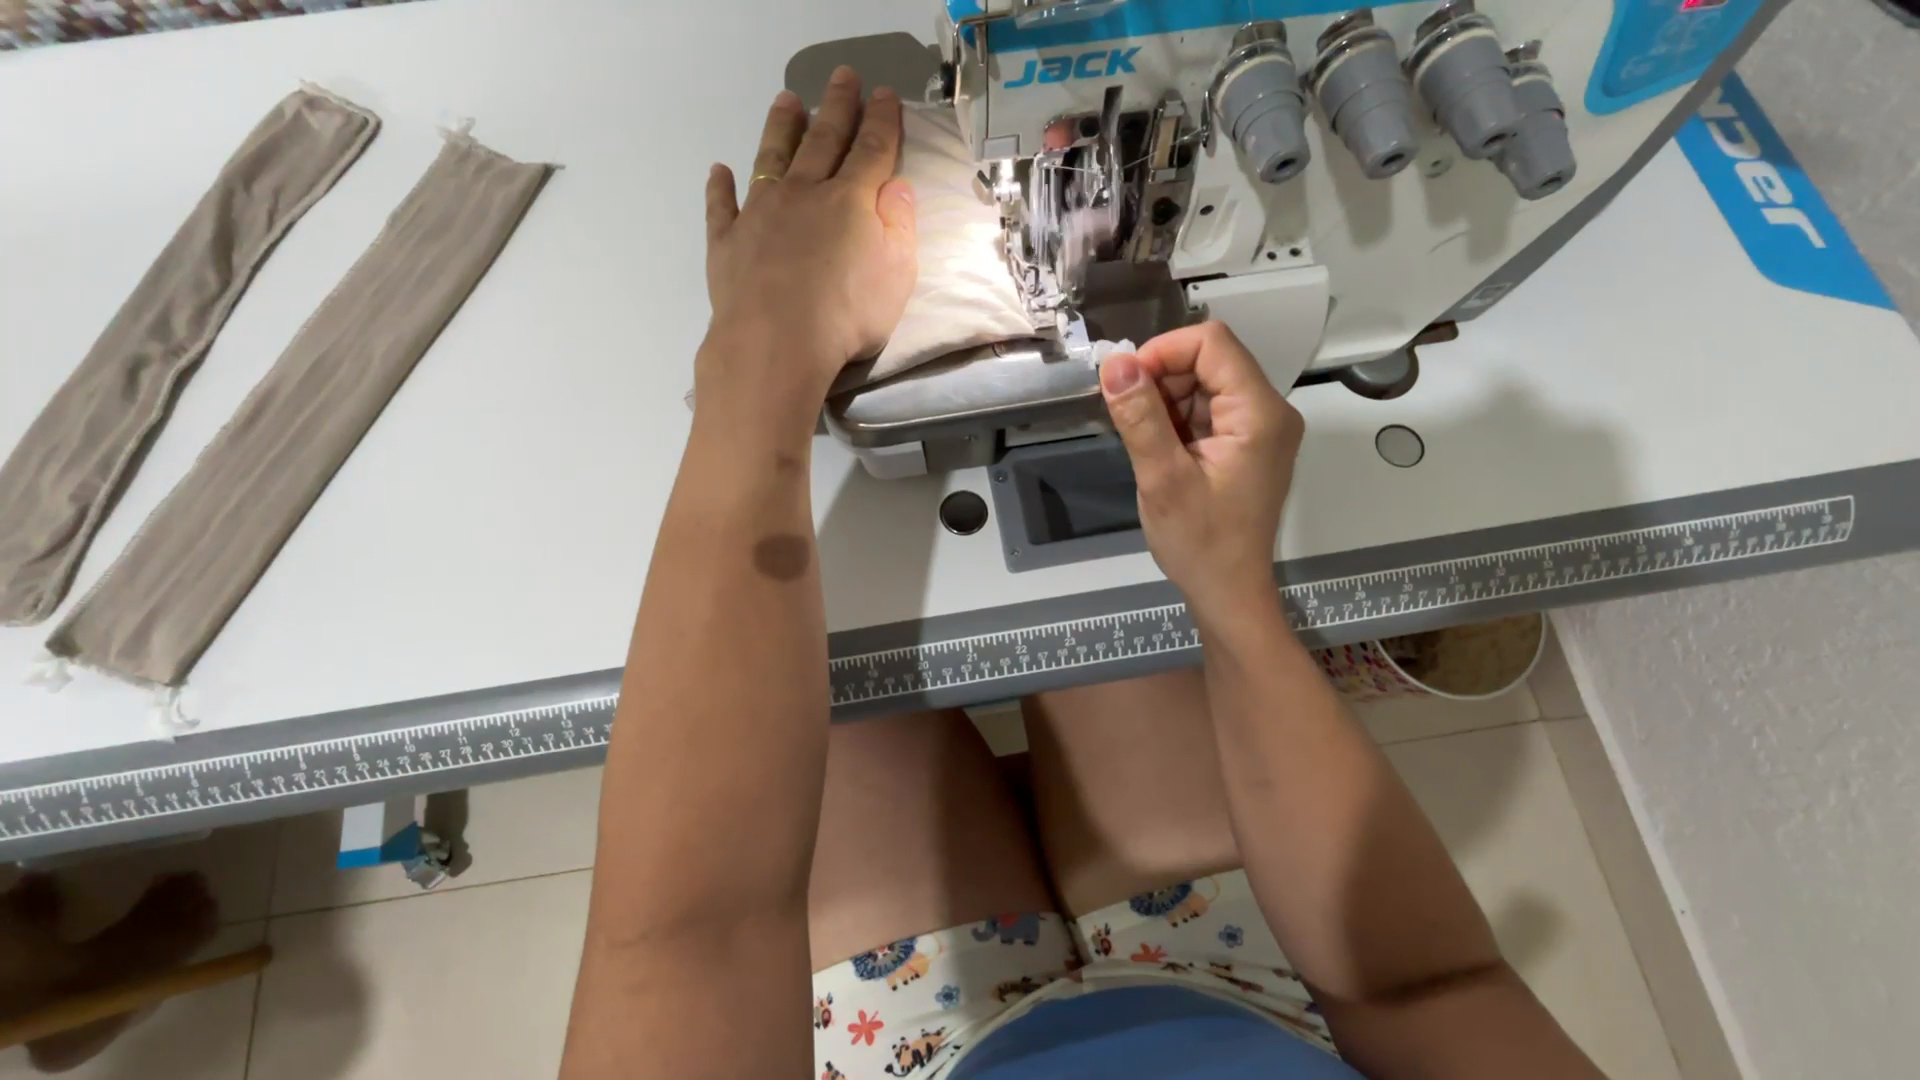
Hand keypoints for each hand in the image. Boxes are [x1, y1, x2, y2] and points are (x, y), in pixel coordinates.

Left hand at [699, 67, 917, 411]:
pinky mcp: (726, 240)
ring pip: (771, 156)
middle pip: (823, 139)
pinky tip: (719, 170)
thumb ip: (898, 227)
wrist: (775, 344)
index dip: (882, 121)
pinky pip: (721, 204)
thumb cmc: (846, 316)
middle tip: (843, 77)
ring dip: (781, 127)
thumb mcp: (897, 276)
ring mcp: (760, 212)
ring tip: (787, 100)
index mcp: (850, 200)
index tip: (885, 94)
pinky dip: (720, 186)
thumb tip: (895, 186)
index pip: (872, 149)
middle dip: (837, 106)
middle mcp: (804, 192)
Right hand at [1100, 322, 1304, 617]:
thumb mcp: (1162, 479)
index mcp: (1259, 413)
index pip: (1212, 343)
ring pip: (1204, 382)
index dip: (1162, 352)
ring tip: (1147, 444)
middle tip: (1132, 421)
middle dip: (1162, 379)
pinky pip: (1208, 408)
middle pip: (1209, 359)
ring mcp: (1260, 427)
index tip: (1125, 385)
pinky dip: (1177, 419)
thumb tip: (1115, 364)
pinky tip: (1161, 450)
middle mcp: (1269, 410)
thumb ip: (1140, 417)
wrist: (1227, 592)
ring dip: (1166, 401)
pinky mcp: (1247, 443)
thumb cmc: (1199, 543)